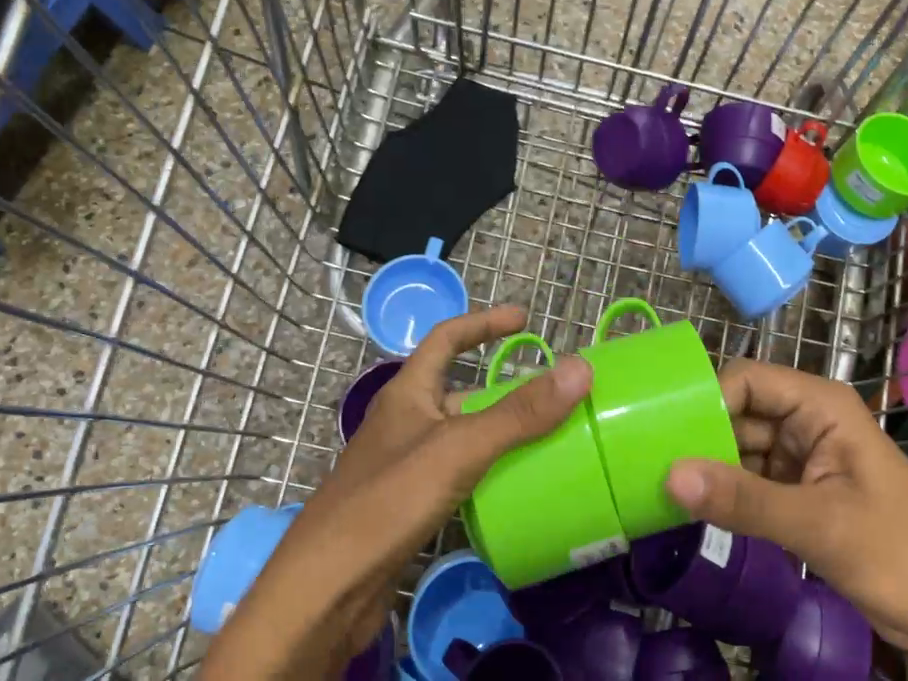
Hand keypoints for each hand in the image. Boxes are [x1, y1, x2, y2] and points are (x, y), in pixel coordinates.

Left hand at [199, 306, 591, 680]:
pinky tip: (510, 489)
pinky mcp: (406, 506)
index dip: (484, 323)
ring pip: (459, 436)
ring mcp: (403, 465)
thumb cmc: (388, 501)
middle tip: (550, 395)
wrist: (327, 587)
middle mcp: (404, 421)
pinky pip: (455, 474)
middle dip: (502, 389)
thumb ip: (519, 412)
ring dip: (497, 434)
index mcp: (408, 393)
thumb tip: (580, 368)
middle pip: (458, 390)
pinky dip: (485, 472)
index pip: (446, 338)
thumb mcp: (459, 448)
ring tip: (543, 440)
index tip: (523, 320)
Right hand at [664, 360, 907, 680]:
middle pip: (738, 415)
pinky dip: (724, 497)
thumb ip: (744, 500)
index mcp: (821, 405)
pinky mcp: (801, 496)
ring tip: (654, 487)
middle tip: (644, 465)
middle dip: (698, 438)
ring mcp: (804, 459)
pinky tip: (688, 511)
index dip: (704, 400)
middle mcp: (808, 422)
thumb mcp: (819, 525)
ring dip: (707, 470)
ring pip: (740, 451)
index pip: (746, 381)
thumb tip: (670, 474)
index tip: (658, 434)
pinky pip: (751, 484)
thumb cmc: (901, 556)